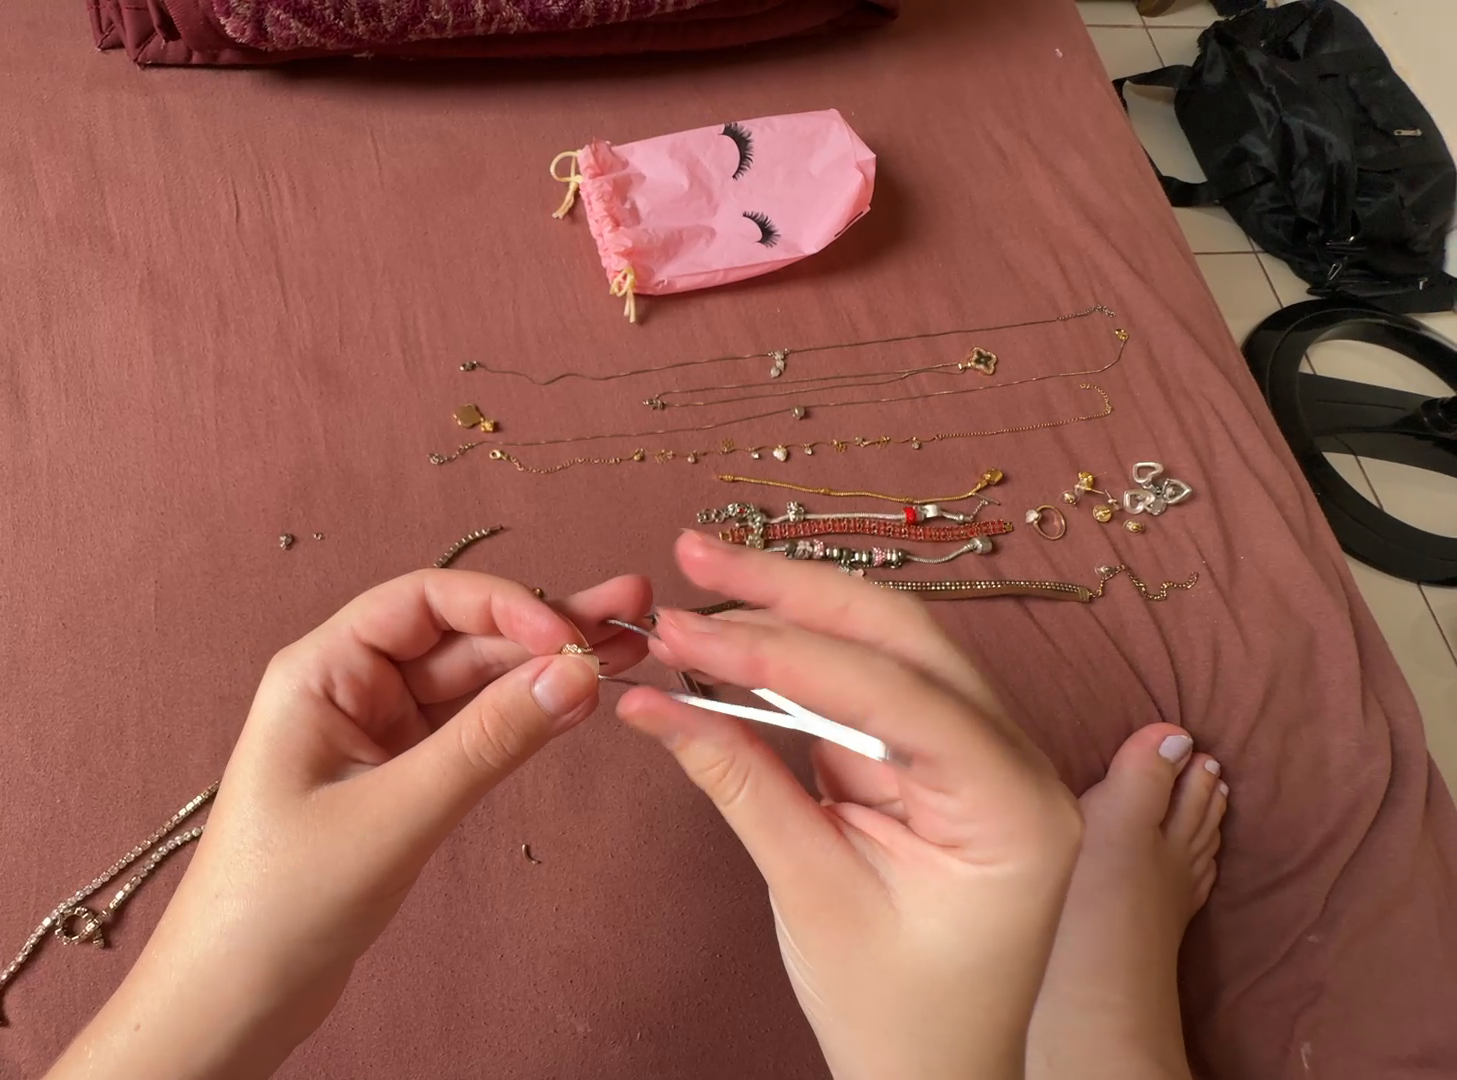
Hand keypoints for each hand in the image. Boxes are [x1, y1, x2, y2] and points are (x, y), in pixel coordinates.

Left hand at [47, 569, 653, 1079]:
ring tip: (628, 645)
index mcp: (323, 668)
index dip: (504, 605)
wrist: (231, 1003)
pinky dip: (525, 712)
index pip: (425, 602)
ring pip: (476, 679)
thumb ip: (489, 741)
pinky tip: (576, 695)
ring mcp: (382, 726)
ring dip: (547, 664)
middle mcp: (354, 682)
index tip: (569, 635)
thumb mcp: (393, 814)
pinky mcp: (403, 769)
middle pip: (462, 635)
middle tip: (630, 609)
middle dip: (545, 625)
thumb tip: (577, 674)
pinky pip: (473, 725)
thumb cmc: (279, 905)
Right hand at [617, 532, 1080, 1079]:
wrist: (930, 1061)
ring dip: (779, 606)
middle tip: (697, 554)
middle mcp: (1004, 756)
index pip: (894, 695)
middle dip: (789, 588)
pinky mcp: (909, 746)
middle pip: (895, 633)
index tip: (687, 634)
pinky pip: (843, 676)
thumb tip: (650, 703)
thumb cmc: (895, 1005)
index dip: (782, 656)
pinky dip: (779, 652)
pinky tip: (727, 632)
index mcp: (1015, 808)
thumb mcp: (811, 893)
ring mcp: (959, 744)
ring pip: (870, 638)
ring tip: (697, 582)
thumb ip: (736, 781)